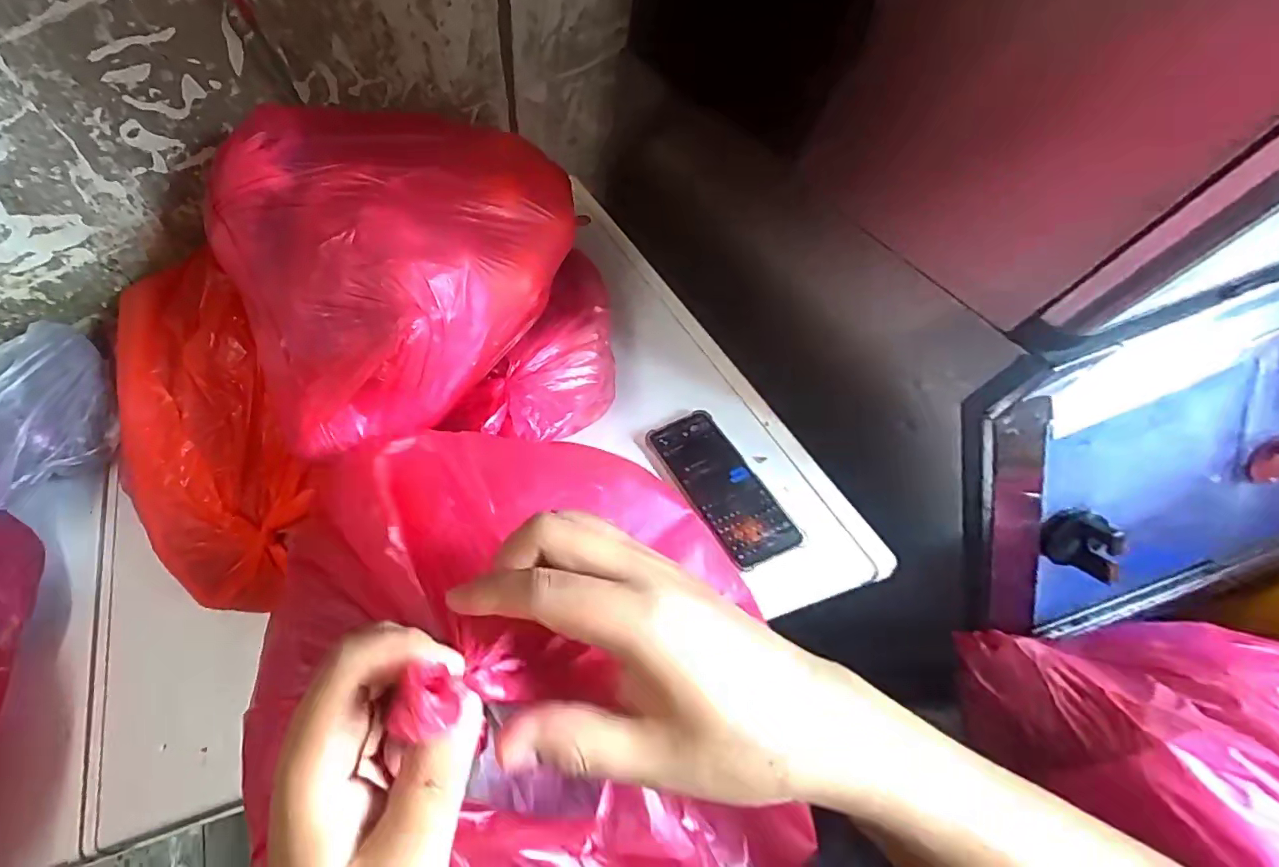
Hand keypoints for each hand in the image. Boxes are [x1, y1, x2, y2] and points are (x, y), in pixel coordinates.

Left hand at [271, 624, 483, 866]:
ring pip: (374, 683)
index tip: (456, 669)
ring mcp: (329, 746)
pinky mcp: (347, 762)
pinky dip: (416, 714)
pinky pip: (383, 715)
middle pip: (358, 662)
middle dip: (414, 660)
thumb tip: (462, 698)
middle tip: (464, 689)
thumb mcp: (403, 864)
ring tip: (458, 714)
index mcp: (311, 753)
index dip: (401, 647)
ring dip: (419, 686)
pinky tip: (438, 740)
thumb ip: (433, 780)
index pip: (348, 662)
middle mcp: (313, 735)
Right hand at [445, 511, 888, 807]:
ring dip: (532, 546)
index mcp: (639, 619)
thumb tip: (499, 743)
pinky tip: (562, 591)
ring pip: (573, 521)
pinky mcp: (664, 564)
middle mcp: (643, 573)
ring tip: (518, 593)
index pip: (542, 588)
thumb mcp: (656, 756)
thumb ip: (572, 739)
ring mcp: (656, 561)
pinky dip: (559, 547)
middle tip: (491, 605)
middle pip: (552, 530)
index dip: (490, 593)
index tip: (455, 605)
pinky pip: (595, 532)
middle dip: (507, 558)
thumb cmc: (743, 744)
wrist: (823, 720)